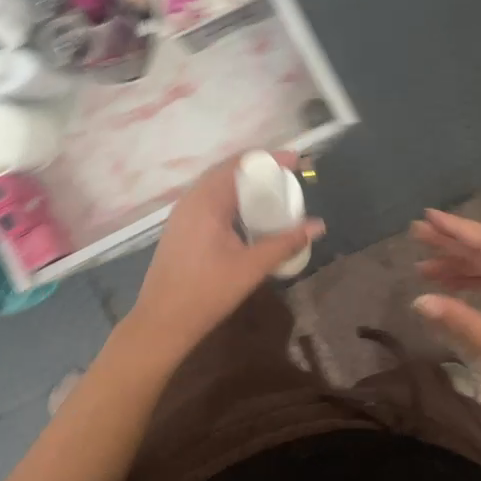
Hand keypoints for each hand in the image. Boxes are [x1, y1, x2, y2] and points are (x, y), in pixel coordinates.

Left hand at [127, 152, 323, 355]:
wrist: (162, 321)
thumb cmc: (207, 292)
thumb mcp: (251, 267)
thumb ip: (285, 243)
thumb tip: (318, 226)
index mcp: (207, 201)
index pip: (241, 165)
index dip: (270, 160)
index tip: (296, 160)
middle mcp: (192, 199)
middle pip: (227, 171)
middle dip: (258, 170)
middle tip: (287, 178)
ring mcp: (182, 213)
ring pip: (216, 187)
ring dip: (243, 185)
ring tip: (271, 195)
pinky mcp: (179, 227)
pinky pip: (208, 201)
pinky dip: (230, 199)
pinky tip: (246, 217)